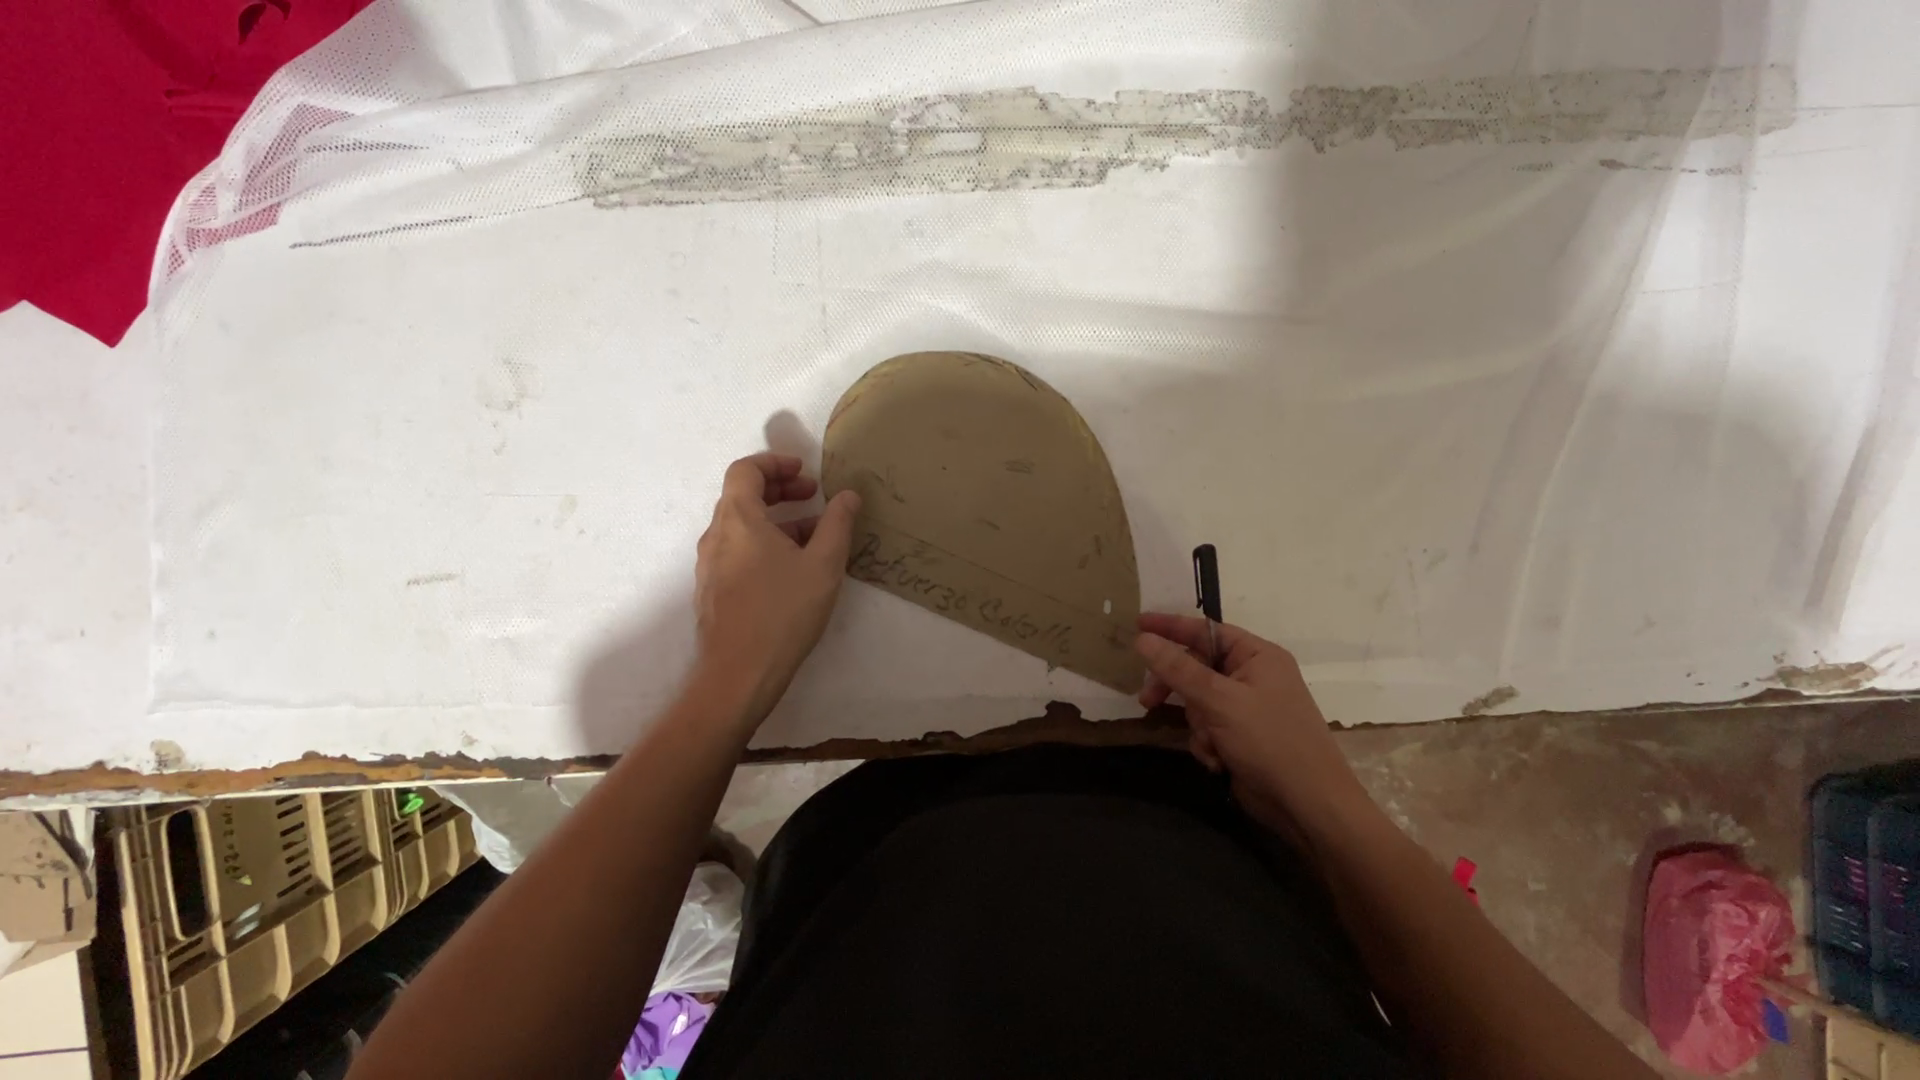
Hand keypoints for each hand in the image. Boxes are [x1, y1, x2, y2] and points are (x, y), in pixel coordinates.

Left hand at [693, 453, 860, 728]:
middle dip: (779, 489)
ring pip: (741, 526)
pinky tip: (793, 569)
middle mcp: (716, 536)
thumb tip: (848, 495)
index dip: (775, 463)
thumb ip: (838, 524)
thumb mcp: (823, 565)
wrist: (739, 674)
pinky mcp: (713, 591)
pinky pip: (738, 551)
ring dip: (775, 520)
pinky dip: (764, 543)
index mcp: (738, 519)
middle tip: (813, 495)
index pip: (746, 470)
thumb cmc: (783, 612)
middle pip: (742, 496)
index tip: (805, 471)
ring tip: (813, 536)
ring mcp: (710, 565)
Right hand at [1135, 614, 1371, 835]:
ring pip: (1197, 702)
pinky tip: (1218, 760)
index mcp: (1257, 656)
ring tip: (1209, 742)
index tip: (1136, 623)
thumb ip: (1178, 669)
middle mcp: (1253, 676)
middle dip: (1177, 689)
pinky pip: (1207, 728)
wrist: (1307, 804)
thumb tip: (1142, 639)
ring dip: (1197, 724)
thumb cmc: (1269, 741)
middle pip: (1196, 668)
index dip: (1170, 627)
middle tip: (1146, 700)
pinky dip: (1206, 743)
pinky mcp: (1240, 736)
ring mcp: (1247, 708)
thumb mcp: (1219, 701)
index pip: (1206, 630)